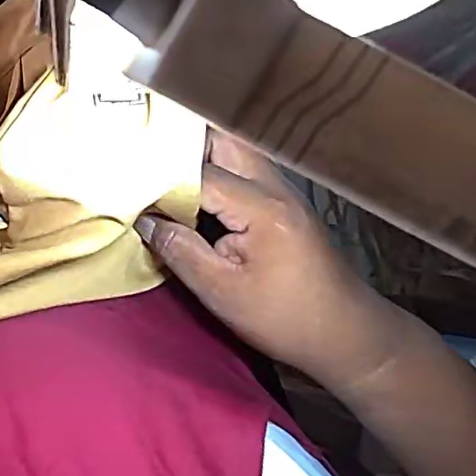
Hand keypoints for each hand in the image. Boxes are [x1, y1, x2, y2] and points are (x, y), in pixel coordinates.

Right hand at [136, 132, 424, 392]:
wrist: (347, 334)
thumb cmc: (285, 318)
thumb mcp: (222, 292)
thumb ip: (179, 250)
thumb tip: (145, 220)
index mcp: (260, 207)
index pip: (198, 174)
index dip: (159, 178)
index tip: (129, 183)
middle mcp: (274, 186)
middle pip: (222, 140)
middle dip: (182, 143)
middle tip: (146, 156)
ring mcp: (283, 189)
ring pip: (235, 148)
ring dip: (200, 152)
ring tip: (163, 168)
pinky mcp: (285, 200)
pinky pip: (244, 167)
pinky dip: (216, 167)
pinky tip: (195, 188)